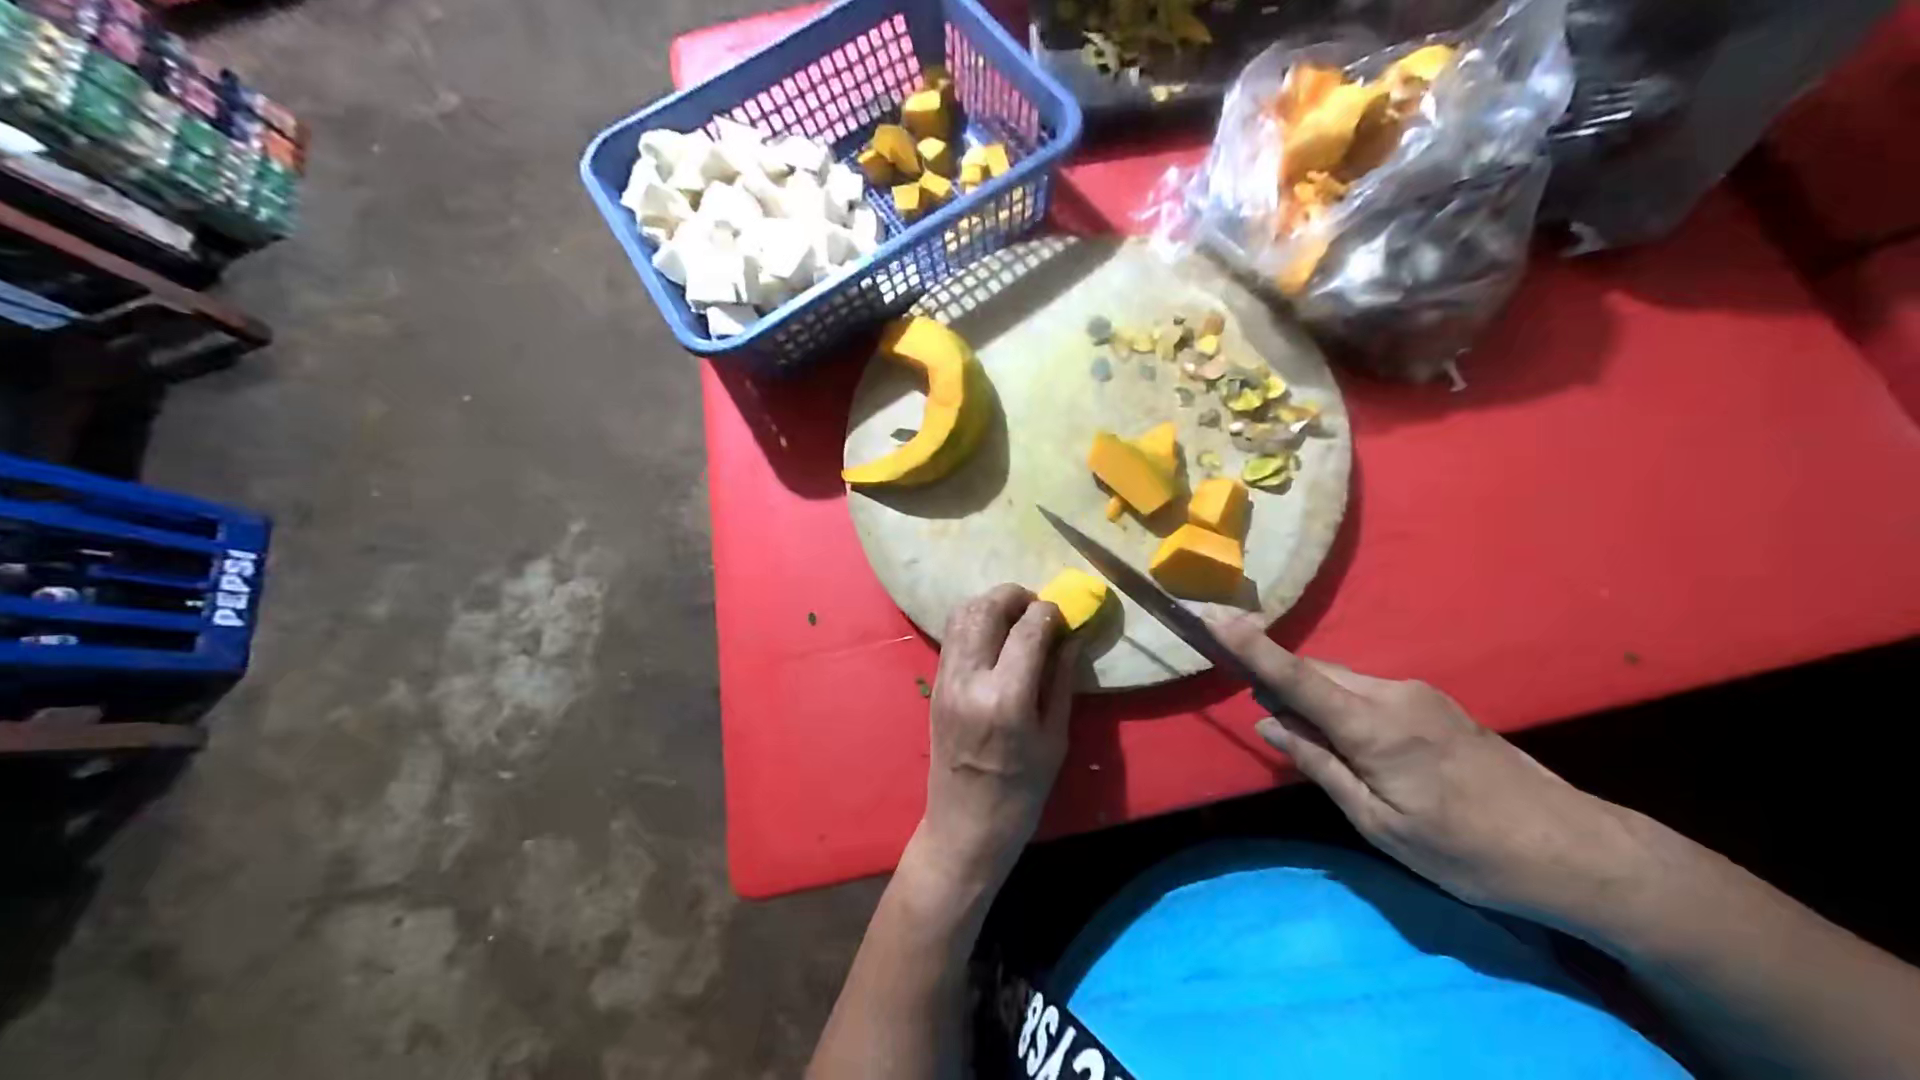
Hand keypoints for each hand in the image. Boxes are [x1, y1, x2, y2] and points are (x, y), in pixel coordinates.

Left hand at [919, 584, 1079, 885]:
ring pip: (962, 615)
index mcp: (1006, 698)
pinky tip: (995, 636)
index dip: (1050, 611)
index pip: (1028, 629)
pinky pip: (952, 635)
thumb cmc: (1022, 792)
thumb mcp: (1055, 738)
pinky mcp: (935, 684)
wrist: (965, 825)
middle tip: (1038, 607)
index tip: (1064, 613)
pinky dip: (974, 622)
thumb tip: (1070, 635)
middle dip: (1016, 596)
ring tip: (1016, 617)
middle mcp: (969, 679)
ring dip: (992, 604)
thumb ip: (1061, 680)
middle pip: (987, 609)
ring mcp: (946, 679)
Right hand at [1212, 615, 1654, 929]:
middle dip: (1281, 686)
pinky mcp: (1433, 703)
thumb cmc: (1467, 850)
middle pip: (1314, 673)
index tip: (1209, 614)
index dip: (1247, 643)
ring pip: (1340, 681)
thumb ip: (1318, 764)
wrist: (1578, 851)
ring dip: (1312, 699)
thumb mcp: (1379, 822)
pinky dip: (1341, 706)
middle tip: (1270, 723)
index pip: (1293, 674)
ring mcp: (1418, 694)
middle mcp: (1392, 693)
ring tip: (1314, 744)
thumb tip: (1268, 723)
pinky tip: (1354, 746)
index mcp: (1372, 725)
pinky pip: (1366, 692)